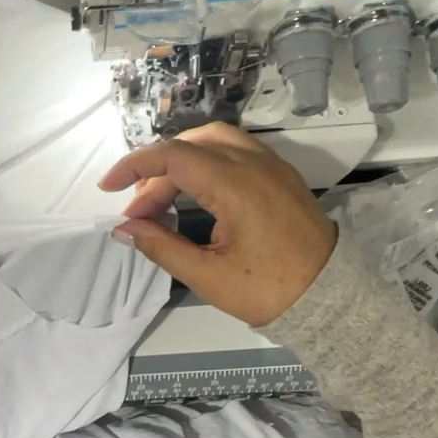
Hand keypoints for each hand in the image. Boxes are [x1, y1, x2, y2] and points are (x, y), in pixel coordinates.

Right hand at [99, 123, 337, 326]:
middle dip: (156, 171)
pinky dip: (206, 161)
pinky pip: (235, 150)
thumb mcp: (207, 275)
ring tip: (161, 195)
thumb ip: (161, 246)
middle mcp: (255, 164)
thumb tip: (124, 229)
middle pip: (190, 144)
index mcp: (236, 186)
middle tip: (139, 211)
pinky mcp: (280, 174)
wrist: (329, 298)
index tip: (108, 188)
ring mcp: (271, 165)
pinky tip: (194, 192)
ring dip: (181, 160)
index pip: (173, 156)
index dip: (134, 166)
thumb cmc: (267, 290)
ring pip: (214, 140)